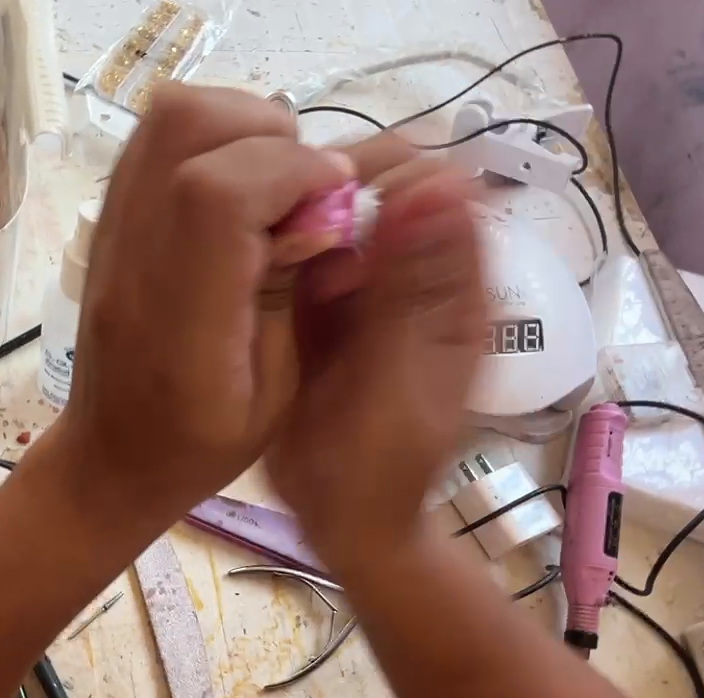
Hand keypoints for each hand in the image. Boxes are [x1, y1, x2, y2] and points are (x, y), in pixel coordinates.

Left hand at [23, 85, 352, 531]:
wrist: (108, 459)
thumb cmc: (197, 449)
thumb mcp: (274, 396)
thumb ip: (301, 296)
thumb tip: (330, 208)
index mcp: (180, 326)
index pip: (219, 193)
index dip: (292, 172)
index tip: (335, 202)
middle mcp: (133, 266)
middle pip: (188, 128)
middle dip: (271, 139)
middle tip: (302, 197)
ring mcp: (109, 240)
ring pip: (168, 120)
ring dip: (239, 130)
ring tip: (272, 190)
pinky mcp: (106, 229)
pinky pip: (153, 144)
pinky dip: (209, 143)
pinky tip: (236, 196)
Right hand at [265, 145, 486, 571]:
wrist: (334, 518)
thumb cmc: (378, 468)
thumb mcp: (400, 381)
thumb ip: (412, 292)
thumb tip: (436, 180)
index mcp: (452, 293)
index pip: (443, 192)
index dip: (396, 173)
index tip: (338, 190)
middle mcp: (408, 282)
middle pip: (383, 197)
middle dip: (339, 193)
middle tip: (289, 219)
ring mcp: (358, 298)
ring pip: (336, 225)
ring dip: (302, 222)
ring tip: (265, 243)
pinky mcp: (314, 315)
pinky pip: (301, 265)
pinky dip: (279, 256)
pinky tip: (250, 267)